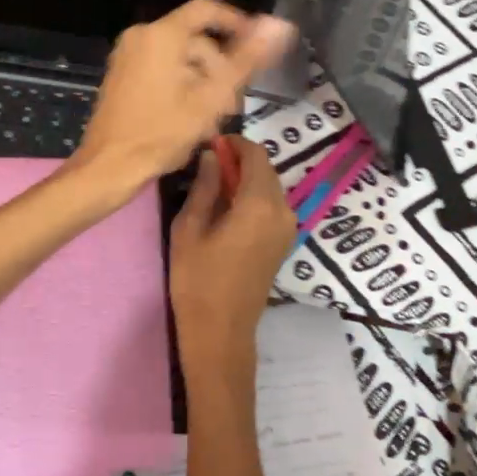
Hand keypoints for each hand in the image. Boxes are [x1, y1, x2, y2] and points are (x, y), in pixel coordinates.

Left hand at [72, 0, 293, 189]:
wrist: (108, 167)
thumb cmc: (161, 133)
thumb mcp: (211, 99)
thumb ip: (247, 59)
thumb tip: (280, 25)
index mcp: (161, 34)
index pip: (208, 11)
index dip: (239, 25)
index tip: (259, 49)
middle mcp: (141, 36)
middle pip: (196, 40)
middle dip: (220, 68)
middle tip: (234, 103)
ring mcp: (127, 56)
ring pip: (180, 58)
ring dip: (203, 82)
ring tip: (213, 117)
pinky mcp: (121, 76)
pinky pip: (161, 69)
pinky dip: (181, 86)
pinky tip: (191, 117)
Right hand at [169, 135, 296, 380]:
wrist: (221, 331)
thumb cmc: (198, 280)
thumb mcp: (190, 229)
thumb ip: (204, 187)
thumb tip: (211, 157)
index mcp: (260, 204)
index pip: (255, 155)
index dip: (234, 144)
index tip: (209, 144)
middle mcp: (282, 210)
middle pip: (265, 170)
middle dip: (239, 161)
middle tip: (206, 165)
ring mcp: (287, 228)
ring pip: (270, 188)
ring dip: (246, 180)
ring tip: (212, 187)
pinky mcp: (283, 243)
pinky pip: (271, 207)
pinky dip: (253, 198)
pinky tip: (227, 209)